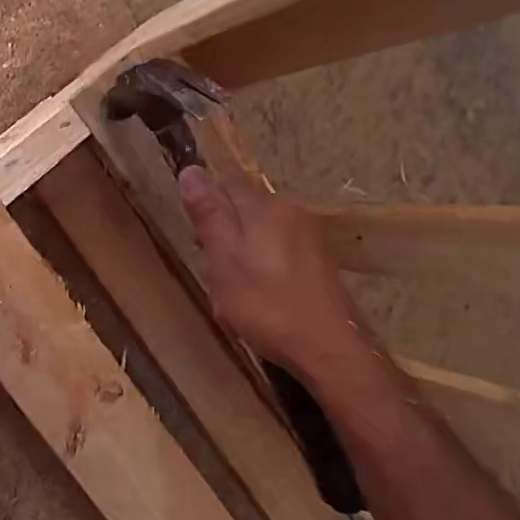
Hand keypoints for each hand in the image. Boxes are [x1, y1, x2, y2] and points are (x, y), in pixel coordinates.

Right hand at [178, 165, 360, 373]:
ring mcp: (309, 235)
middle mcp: (290, 210)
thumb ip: (208, 213)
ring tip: (236, 293)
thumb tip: (191, 169)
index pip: (224, 184)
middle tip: (216, 275)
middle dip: (224, 236)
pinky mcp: (319, 261)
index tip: (200, 243)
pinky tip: (262, 299)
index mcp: (265, 206)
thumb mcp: (224, 259)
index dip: (205, 210)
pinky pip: (279, 252)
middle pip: (243, 210)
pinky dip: (264, 269)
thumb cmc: (266, 304)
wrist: (328, 349)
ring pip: (260, 234)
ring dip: (242, 256)